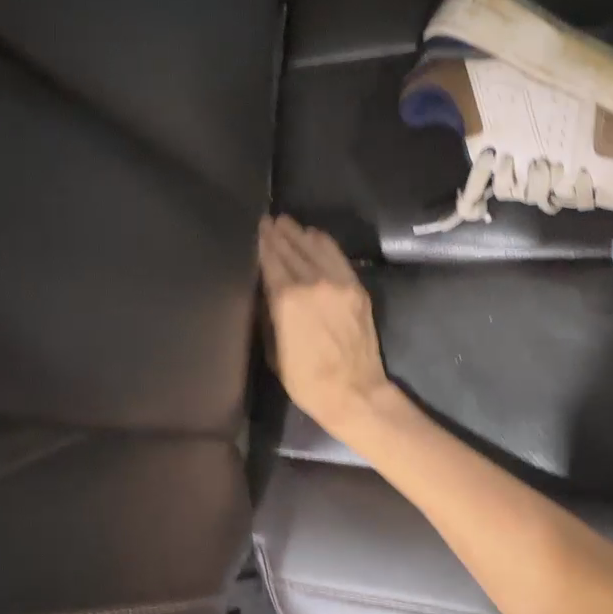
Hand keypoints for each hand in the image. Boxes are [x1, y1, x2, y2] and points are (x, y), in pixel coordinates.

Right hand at [258, 215, 395, 434]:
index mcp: (287, 300)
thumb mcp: (274, 351)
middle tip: (267, 221)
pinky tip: (314, 236)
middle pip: (291, 250)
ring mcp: (338, 283)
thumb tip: (266, 293)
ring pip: (315, 248)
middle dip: (278, 235)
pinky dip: (324, 243)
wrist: (353, 392)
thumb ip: (269, 316)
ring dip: (299, 234)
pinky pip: (337, 256)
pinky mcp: (356, 288)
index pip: (271, 261)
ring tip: (287, 224)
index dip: (262, 244)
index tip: (256, 230)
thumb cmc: (306, 381)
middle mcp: (312, 283)